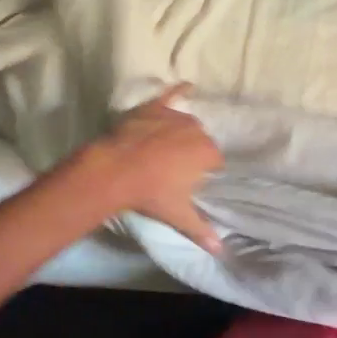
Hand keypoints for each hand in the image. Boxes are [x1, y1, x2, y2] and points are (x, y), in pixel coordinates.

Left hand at [69, 85, 224, 252]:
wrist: (115, 169)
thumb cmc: (151, 193)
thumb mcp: (178, 214)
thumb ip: (201, 230)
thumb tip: (221, 251)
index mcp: (207, 152)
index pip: (215, 162)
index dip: (204, 172)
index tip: (192, 182)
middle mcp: (196, 129)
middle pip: (201, 141)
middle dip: (192, 153)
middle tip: (176, 169)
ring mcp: (174, 115)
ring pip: (186, 124)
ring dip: (181, 133)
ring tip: (166, 148)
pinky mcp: (155, 107)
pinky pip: (172, 94)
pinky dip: (179, 91)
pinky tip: (187, 87)